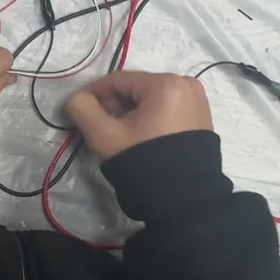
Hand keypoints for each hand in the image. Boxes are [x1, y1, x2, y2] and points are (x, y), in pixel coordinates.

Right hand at [66, 70, 212, 159]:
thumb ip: (82, 109)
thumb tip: (77, 98)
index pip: (117, 81)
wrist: (183, 199)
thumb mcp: (104, 135)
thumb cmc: (142, 161)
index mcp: (166, 83)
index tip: (78, 110)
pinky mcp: (201, 118)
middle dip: (113, 105)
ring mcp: (197, 101)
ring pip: (149, 100)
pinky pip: (165, 109)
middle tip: (98, 126)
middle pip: (134, 89)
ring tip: (117, 134)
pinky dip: (148, 119)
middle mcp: (186, 85)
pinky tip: (137, 137)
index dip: (92, 94)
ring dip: (129, 113)